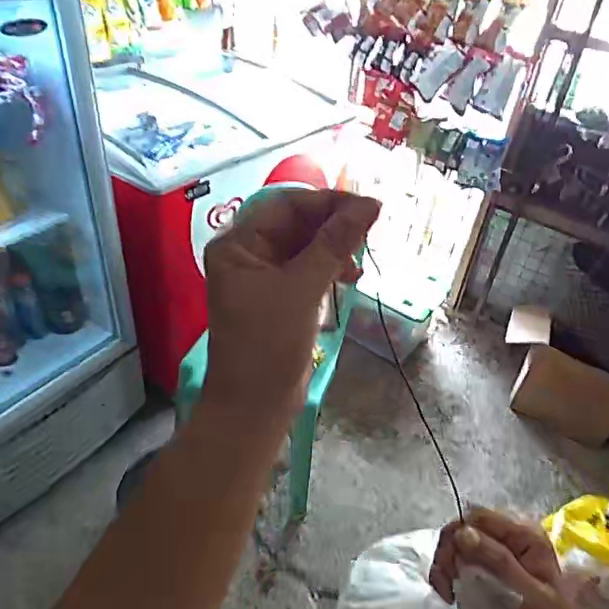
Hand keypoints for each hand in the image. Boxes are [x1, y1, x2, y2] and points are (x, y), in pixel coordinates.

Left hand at [199, 188, 379, 420]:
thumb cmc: (269, 343)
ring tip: (360, 261)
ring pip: (304, 247)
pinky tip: (350, 277)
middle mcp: (247, 255)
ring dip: (334, 249)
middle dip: (333, 226)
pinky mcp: (279, 299)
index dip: (328, 202)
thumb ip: (334, 244)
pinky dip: (329, 269)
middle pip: (295, 224)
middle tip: (371, 231)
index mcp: (238, 245)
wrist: (255, 406)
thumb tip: (369, 204)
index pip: (286, 205)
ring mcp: (262, 278)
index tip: (369, 206)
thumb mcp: (302, 288)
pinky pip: (306, 271)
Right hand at [430, 506, 588, 608]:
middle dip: (449, 556)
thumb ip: (496, 561)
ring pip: (461, 550)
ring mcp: (503, 559)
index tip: (449, 571)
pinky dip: (455, 581)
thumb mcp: (526, 595)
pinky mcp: (495, 577)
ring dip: (448, 570)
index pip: (476, 518)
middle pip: (464, 531)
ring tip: (449, 596)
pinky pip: (465, 568)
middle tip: (446, 589)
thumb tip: (462, 532)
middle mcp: (512, 541)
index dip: (456, 538)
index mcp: (524, 536)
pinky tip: (456, 600)